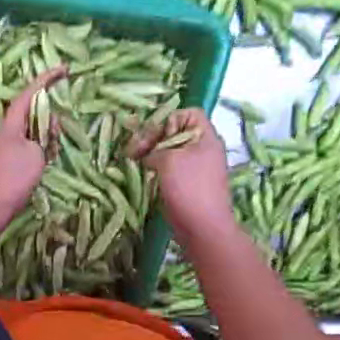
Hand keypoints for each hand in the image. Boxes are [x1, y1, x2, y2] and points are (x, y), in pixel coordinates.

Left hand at [0, 64, 67, 215]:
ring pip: (36, 128)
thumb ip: (45, 133)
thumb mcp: (38, 149)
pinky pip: (33, 143)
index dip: (46, 79)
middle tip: (54, 136)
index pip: (30, 91)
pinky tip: (46, 161)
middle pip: (35, 110)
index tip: (64, 69)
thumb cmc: (16, 175)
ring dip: (48, 135)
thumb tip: (46, 129)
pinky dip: (43, 147)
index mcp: (11, 121)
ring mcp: (10, 142)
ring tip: (49, 153)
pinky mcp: (13, 156)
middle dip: (50, 117)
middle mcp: (8, 128)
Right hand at [128, 107, 236, 238]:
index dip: (168, 120)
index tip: (153, 136)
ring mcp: (195, 167)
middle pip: (175, 132)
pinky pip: (168, 168)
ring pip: (169, 151)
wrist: (202, 226)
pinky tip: (143, 175)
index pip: (188, 113)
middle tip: (135, 151)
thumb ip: (155, 148)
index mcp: (205, 137)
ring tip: (134, 162)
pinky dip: (155, 169)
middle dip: (153, 138)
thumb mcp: (168, 159)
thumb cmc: (189, 188)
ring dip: (151, 154)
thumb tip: (145, 153)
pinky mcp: (186, 183)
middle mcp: (202, 148)